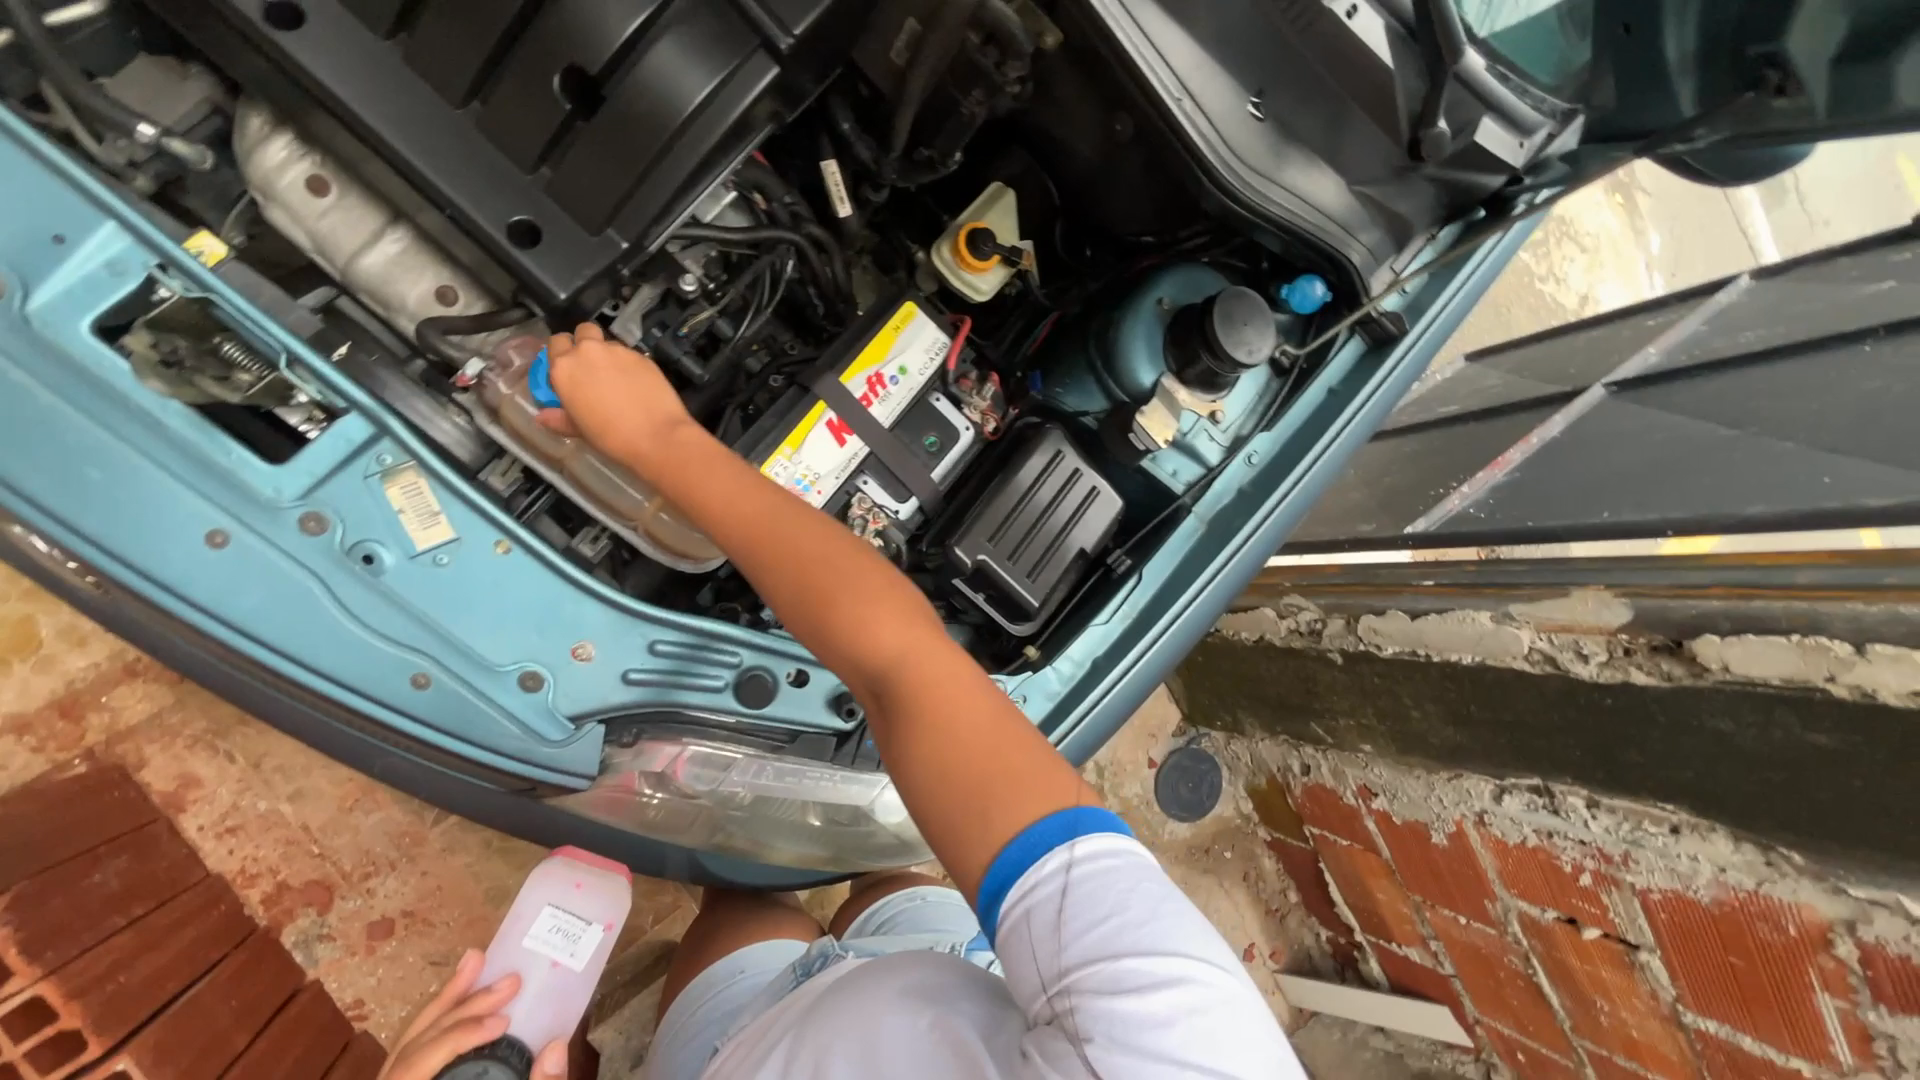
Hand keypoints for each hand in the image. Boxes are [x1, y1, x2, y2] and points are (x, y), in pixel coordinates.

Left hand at [377, 949, 566, 1079]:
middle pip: (413, 1045)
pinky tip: (464, 993)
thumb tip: (557, 1048)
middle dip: (462, 1007)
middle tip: (511, 981)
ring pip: (411, 1040)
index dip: (457, 1040)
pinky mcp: (414, 1078)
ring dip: (447, 1000)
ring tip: (477, 959)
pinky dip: (440, 1017)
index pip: (414, 1068)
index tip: (503, 1022)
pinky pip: (415, 1048)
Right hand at [535, 322, 696, 471]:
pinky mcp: (642, 356)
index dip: (563, 353)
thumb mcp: (579, 429)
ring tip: (618, 377)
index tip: (570, 368)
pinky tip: (638, 383)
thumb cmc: (611, 437)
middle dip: (585, 342)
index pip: (556, 343)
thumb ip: (559, 418)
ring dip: (609, 354)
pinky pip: (630, 354)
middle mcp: (588, 351)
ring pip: (608, 342)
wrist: (657, 436)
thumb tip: (542, 416)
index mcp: (564, 367)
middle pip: (583, 331)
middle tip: (593, 366)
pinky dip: (630, 364)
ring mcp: (618, 351)